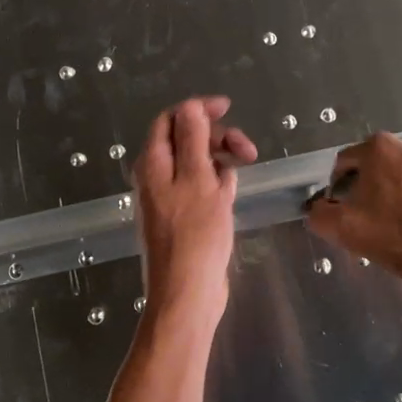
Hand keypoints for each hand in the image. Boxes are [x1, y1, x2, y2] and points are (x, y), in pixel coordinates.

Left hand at [134, 97, 257, 325]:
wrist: (188, 295)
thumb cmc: (194, 234)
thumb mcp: (198, 178)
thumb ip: (193, 139)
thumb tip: (191, 106)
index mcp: (153, 163)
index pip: (171, 119)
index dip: (198, 109)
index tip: (229, 108)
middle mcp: (157, 177)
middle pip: (186, 139)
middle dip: (217, 136)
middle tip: (248, 149)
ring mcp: (170, 199)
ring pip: (197, 163)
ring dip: (221, 159)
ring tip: (245, 169)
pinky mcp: (184, 218)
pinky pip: (201, 187)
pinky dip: (218, 183)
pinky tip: (232, 191)